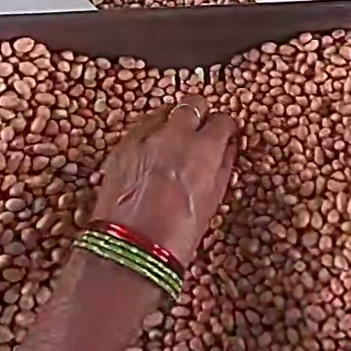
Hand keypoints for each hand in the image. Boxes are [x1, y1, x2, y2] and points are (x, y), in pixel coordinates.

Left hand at [88, 97, 239, 265]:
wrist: (133, 246)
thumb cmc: (179, 231)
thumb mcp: (214, 199)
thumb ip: (223, 166)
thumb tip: (228, 148)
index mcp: (204, 149)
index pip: (223, 120)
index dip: (226, 127)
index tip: (226, 134)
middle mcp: (174, 135)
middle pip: (193, 104)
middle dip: (201, 114)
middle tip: (202, 130)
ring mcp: (145, 138)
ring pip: (165, 111)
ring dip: (174, 121)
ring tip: (176, 141)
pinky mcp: (122, 147)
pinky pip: (141, 127)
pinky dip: (151, 133)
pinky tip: (154, 152)